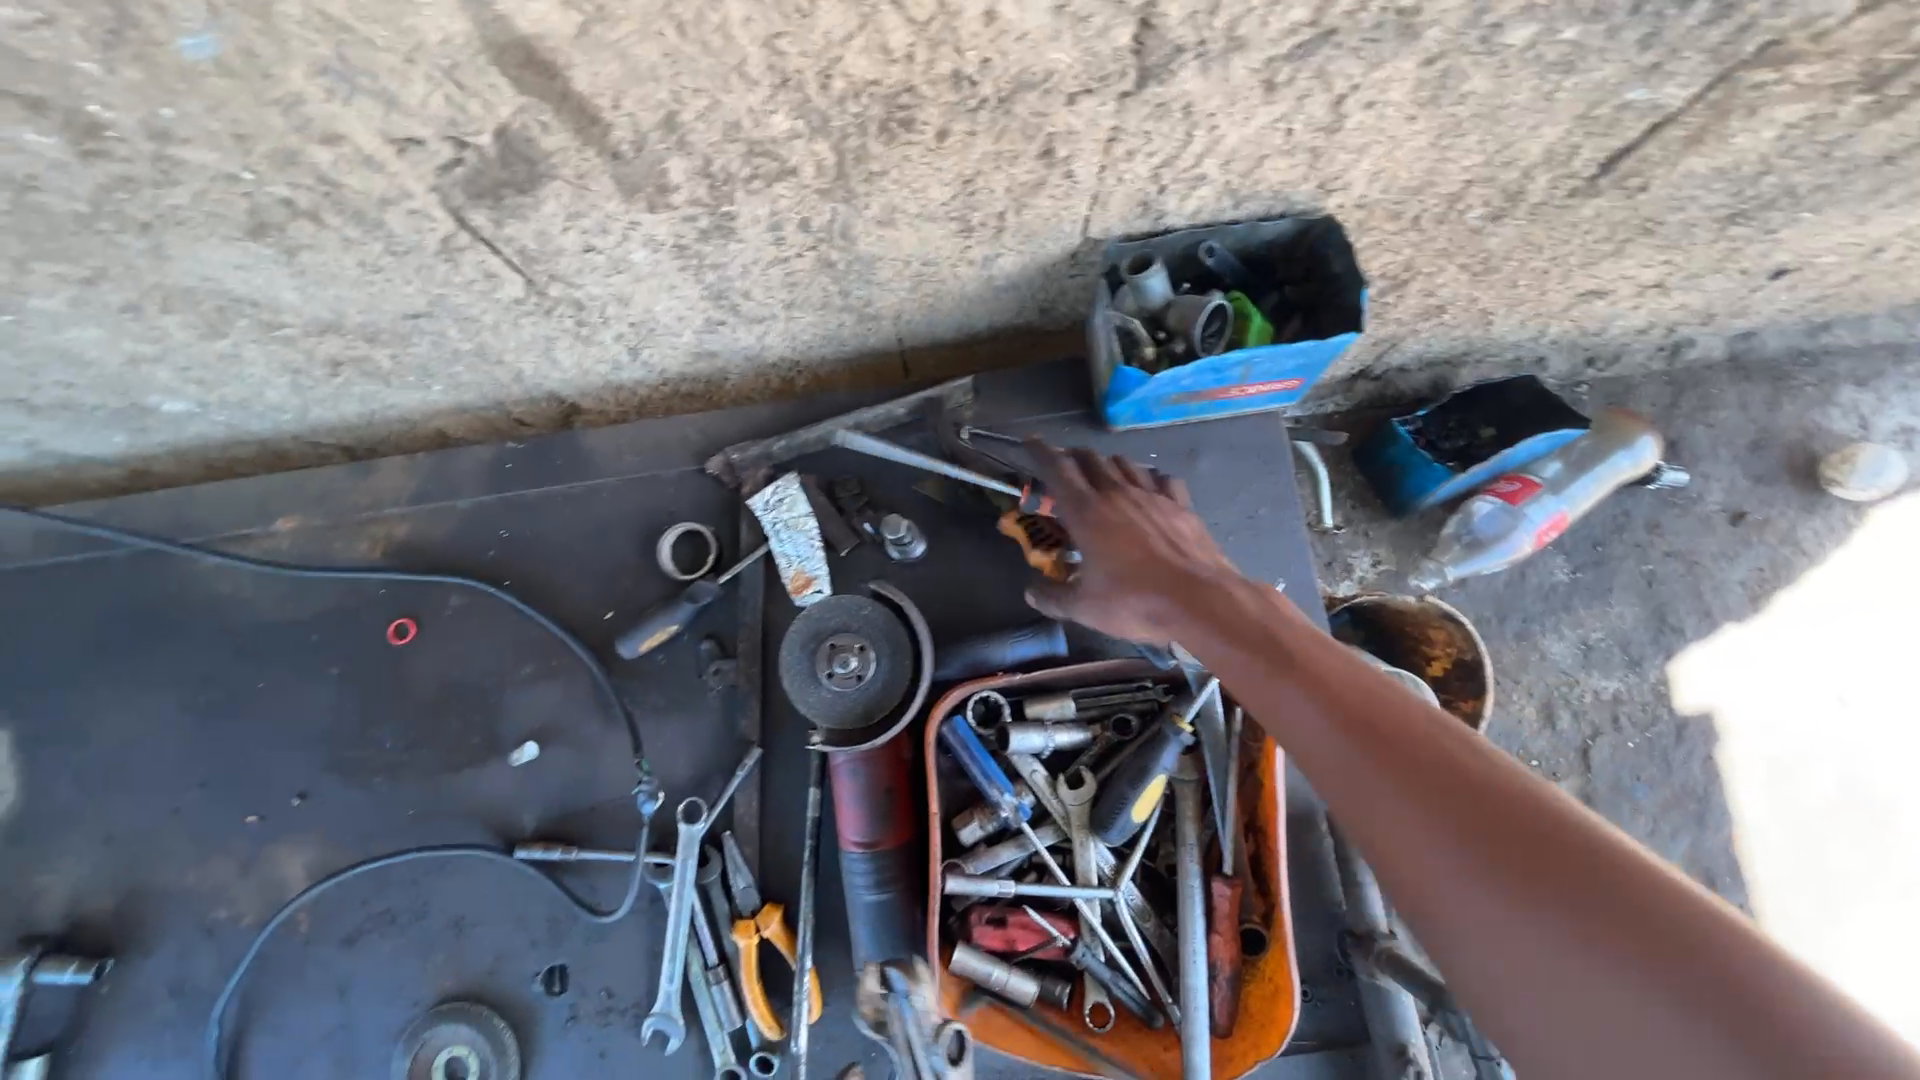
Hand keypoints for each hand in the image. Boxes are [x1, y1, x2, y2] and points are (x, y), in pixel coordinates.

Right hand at [1021, 440, 1239, 644]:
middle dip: (1073, 456)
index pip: (1057, 468)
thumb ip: (1052, 597)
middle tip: (1064, 465)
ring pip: (1124, 462)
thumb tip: (1030, 592)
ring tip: (1103, 474)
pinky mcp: (1180, 504)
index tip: (1030, 441)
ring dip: (1108, 463)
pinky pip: (1160, 478)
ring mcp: (1152, 495)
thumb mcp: (1083, 607)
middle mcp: (1116, 493)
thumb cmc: (1133, 601)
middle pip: (1090, 458)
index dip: (1040, 451)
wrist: (1198, 600)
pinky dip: (1148, 477)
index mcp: (1086, 511)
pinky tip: (1148, 487)